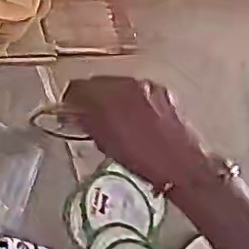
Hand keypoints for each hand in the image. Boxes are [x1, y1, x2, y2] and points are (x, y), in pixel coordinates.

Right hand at [62, 77, 241, 200]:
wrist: (180, 166)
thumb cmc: (139, 160)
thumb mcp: (103, 142)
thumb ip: (85, 121)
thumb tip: (71, 112)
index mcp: (106, 97)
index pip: (78, 87)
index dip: (70, 99)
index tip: (68, 109)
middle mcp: (125, 84)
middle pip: (98, 82)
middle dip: (90, 96)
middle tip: (87, 113)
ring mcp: (145, 86)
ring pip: (118, 85)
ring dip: (111, 97)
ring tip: (111, 116)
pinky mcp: (161, 92)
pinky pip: (137, 91)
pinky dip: (130, 100)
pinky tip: (133, 117)